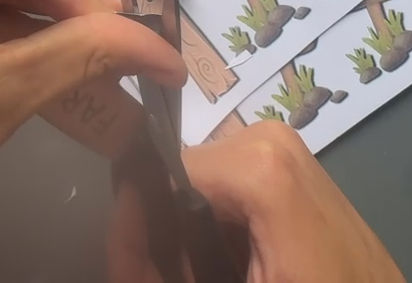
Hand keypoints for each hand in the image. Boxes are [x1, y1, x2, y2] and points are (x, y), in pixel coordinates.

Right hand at [105, 122, 403, 282]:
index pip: (164, 174)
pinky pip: (229, 185)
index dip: (140, 224)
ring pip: (199, 180)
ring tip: (188, 270)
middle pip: (180, 175)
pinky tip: (224, 262)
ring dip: (185, 230)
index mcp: (263, 169)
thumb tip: (118, 254)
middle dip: (160, 230)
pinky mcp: (294, 169)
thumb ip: (166, 263)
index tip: (127, 269)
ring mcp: (286, 151)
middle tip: (156, 274)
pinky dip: (215, 226)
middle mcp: (271, 141)